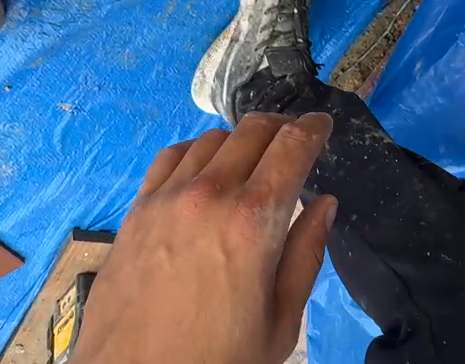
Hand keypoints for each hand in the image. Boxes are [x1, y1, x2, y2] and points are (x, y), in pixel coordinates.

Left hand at [74, 113, 338, 363]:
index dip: (313, 128)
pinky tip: (204, 169)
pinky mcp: (139, 206)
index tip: (323, 124)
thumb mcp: (280, 324)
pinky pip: (172, 154)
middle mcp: (212, 192)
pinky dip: (197, 150)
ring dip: (240, 140)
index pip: (292, 147)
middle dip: (281, 127)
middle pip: (253, 130)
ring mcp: (169, 194)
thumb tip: (325, 203)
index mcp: (253, 219)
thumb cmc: (218, 361)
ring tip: (250, 160)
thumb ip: (306, 255)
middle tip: (293, 140)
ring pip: (213, 137)